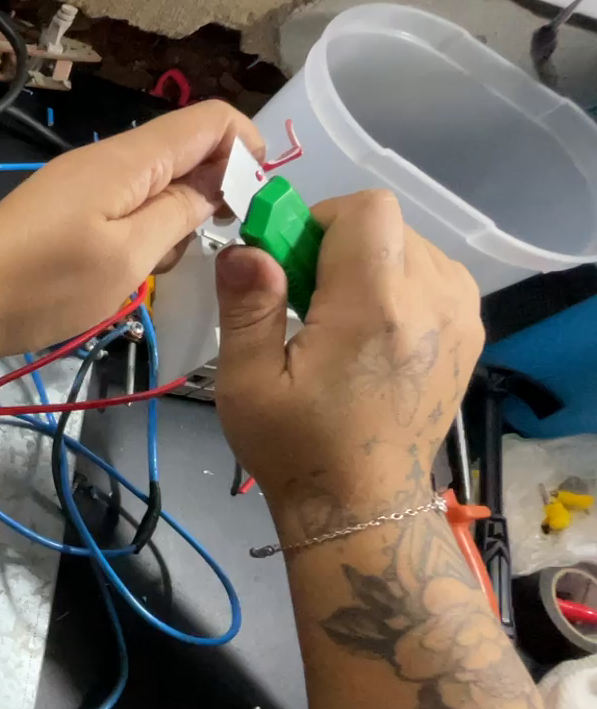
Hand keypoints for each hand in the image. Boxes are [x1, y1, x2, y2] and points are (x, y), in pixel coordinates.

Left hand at [0, 101, 261, 360]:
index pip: (212, 119)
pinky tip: (106, 274)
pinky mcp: (48, 214)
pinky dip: (124, 235)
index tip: (241, 208)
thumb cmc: (41, 290)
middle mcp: (97, 161)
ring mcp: (68, 187)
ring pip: (144, 187)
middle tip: (178, 253)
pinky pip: (108, 210)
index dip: (244, 153)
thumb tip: (213, 184)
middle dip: (200, 196)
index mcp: (125, 160)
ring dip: (159, 225)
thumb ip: (180, 212)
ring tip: (137, 271)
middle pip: (179, 153)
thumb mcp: (128, 257)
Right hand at [213, 191, 483, 533]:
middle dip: (328, 247)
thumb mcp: (247, 381)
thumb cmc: (290, 443)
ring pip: (410, 248)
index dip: (312, 220)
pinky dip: (389, 285)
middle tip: (286, 300)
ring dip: (360, 265)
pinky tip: (358, 331)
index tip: (274, 261)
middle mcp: (432, 299)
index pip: (365, 211)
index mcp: (373, 309)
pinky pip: (430, 276)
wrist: (356, 497)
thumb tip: (242, 250)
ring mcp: (460, 315)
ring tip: (322, 319)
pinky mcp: (467, 331)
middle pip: (386, 227)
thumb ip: (248, 309)